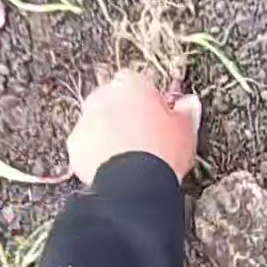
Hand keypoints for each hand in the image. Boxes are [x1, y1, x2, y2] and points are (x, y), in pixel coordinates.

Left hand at [65, 70, 201, 183]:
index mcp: (132, 85)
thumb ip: (186, 113)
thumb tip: (190, 103)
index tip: (161, 120)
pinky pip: (87, 148)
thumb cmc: (163, 151)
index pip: (140, 84)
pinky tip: (115, 171)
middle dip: (127, 117)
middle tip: (146, 142)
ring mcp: (86, 119)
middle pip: (116, 102)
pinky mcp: (76, 145)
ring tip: (131, 162)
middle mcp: (104, 95)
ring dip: (111, 137)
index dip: (151, 103)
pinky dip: (98, 157)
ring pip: (99, 125)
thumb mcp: (185, 131)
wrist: (135, 182)